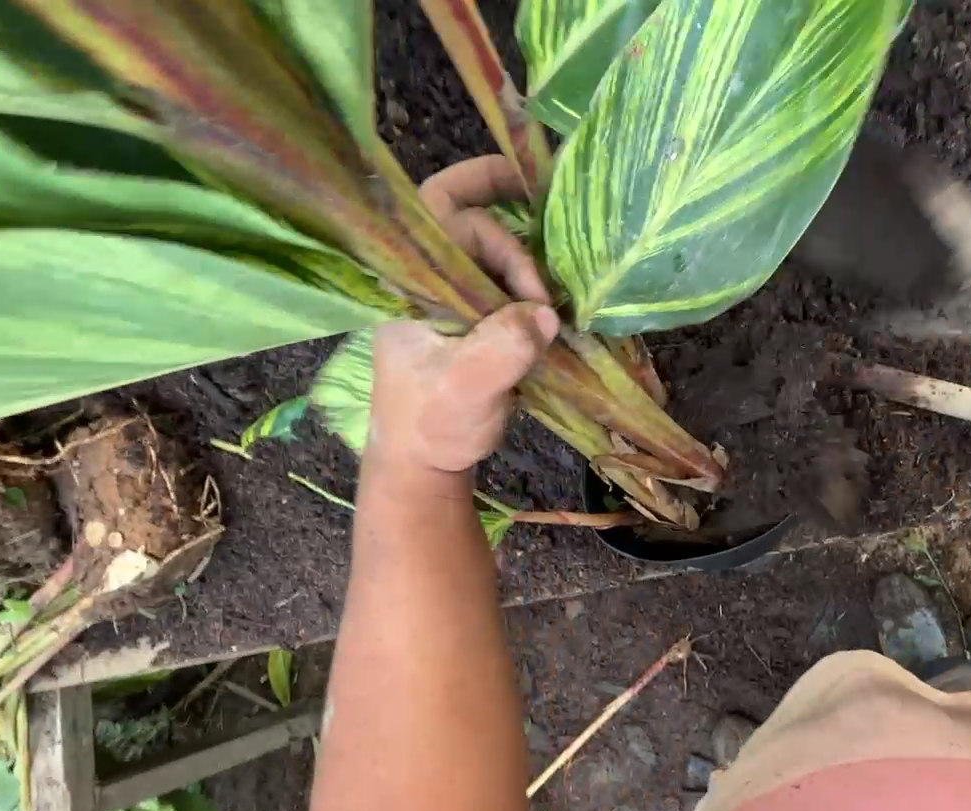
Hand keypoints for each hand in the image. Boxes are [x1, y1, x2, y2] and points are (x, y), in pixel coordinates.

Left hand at [367, 158, 558, 487]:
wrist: (426, 466)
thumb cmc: (431, 426)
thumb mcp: (464, 390)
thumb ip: (500, 350)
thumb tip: (546, 315)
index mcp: (414, 283)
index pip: (442, 208)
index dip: (482, 184)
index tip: (529, 185)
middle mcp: (433, 282)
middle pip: (483, 233)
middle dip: (522, 257)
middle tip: (546, 303)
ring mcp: (457, 304)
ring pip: (503, 265)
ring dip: (535, 281)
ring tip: (556, 319)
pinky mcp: (478, 326)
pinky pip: (513, 295)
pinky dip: (538, 302)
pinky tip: (556, 324)